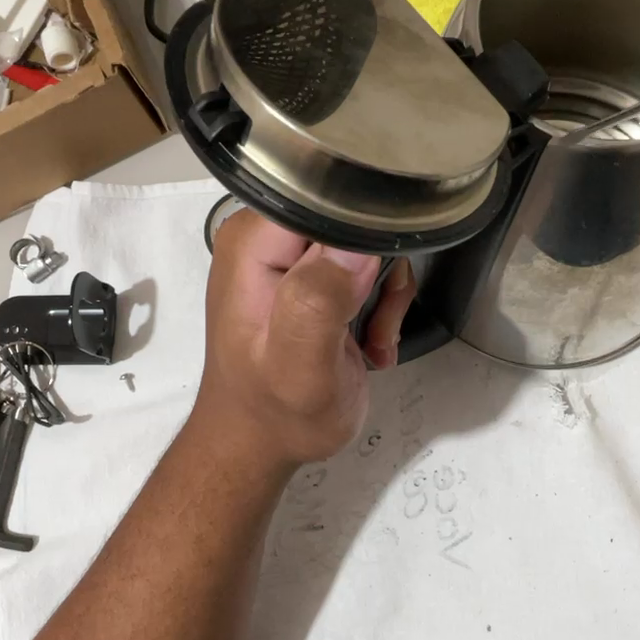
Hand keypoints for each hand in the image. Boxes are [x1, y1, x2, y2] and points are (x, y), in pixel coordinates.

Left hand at [191, 209, 416, 467]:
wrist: (259, 444)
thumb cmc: (276, 415)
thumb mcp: (298, 368)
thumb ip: (318, 304)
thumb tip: (356, 250)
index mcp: (254, 242)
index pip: (325, 194)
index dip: (364, 230)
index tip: (371, 281)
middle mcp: (269, 238)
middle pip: (353, 217)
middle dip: (380, 270)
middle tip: (374, 322)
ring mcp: (291, 260)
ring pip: (368, 244)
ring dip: (385, 296)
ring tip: (371, 340)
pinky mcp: (312, 281)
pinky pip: (366, 271)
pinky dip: (379, 309)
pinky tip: (368, 345)